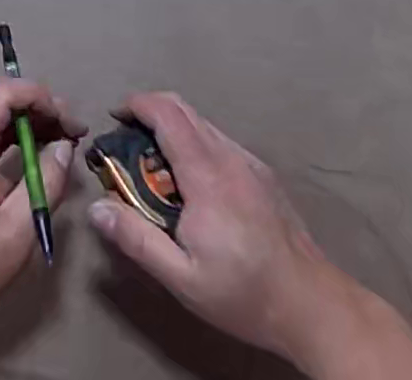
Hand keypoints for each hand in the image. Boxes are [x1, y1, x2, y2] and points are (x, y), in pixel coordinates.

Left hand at [0, 77, 86, 317]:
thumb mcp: (20, 228)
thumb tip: (66, 146)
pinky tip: (47, 151)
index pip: (3, 94)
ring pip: (4, 117)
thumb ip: (46, 181)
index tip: (68, 121)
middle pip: (6, 102)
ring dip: (38, 122)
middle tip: (78, 134)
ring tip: (69, 141)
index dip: (39, 96)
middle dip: (45, 110)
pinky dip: (25, 137)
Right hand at [89, 93, 411, 378]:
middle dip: (148, 109)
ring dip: (170, 125)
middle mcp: (229, 157)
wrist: (315, 306)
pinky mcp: (261, 172)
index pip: (168, 116)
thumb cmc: (245, 294)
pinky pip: (218, 139)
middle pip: (183, 108)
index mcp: (207, 177)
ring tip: (151, 160)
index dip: (137, 105)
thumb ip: (136, 238)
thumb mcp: (183, 277)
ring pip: (201, 122)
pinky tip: (188, 178)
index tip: (114, 117)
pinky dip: (192, 139)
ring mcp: (249, 162)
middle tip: (124, 136)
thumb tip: (96, 207)